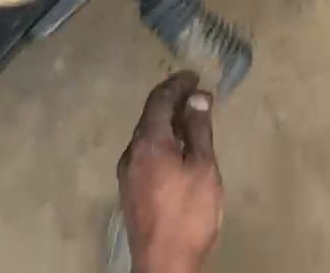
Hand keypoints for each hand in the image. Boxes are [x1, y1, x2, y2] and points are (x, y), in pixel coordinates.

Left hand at [118, 71, 222, 272]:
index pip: (160, 98)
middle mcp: (132, 150)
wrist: (163, 265)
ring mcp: (127, 171)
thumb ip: (198, 130)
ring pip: (146, 133)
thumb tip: (197, 97)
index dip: (177, 83)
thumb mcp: (202, 168)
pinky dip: (161, 139)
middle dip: (173, 100)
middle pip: (150, 114)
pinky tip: (176, 150)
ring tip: (190, 120)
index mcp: (149, 140)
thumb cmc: (188, 214)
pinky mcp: (129, 190)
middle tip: (197, 95)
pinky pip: (144, 151)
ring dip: (167, 121)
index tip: (195, 76)